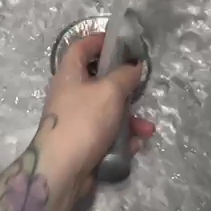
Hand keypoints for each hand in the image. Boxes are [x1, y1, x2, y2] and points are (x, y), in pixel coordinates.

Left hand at [34, 33, 153, 195]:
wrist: (63, 170)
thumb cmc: (84, 121)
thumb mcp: (109, 91)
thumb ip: (125, 75)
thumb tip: (134, 66)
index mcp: (69, 74)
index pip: (80, 47)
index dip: (98, 40)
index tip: (120, 41)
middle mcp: (70, 94)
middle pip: (98, 80)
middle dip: (123, 85)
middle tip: (140, 85)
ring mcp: (75, 119)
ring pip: (107, 110)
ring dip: (129, 117)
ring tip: (147, 127)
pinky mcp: (83, 141)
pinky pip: (107, 133)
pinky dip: (122, 137)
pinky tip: (135, 144)